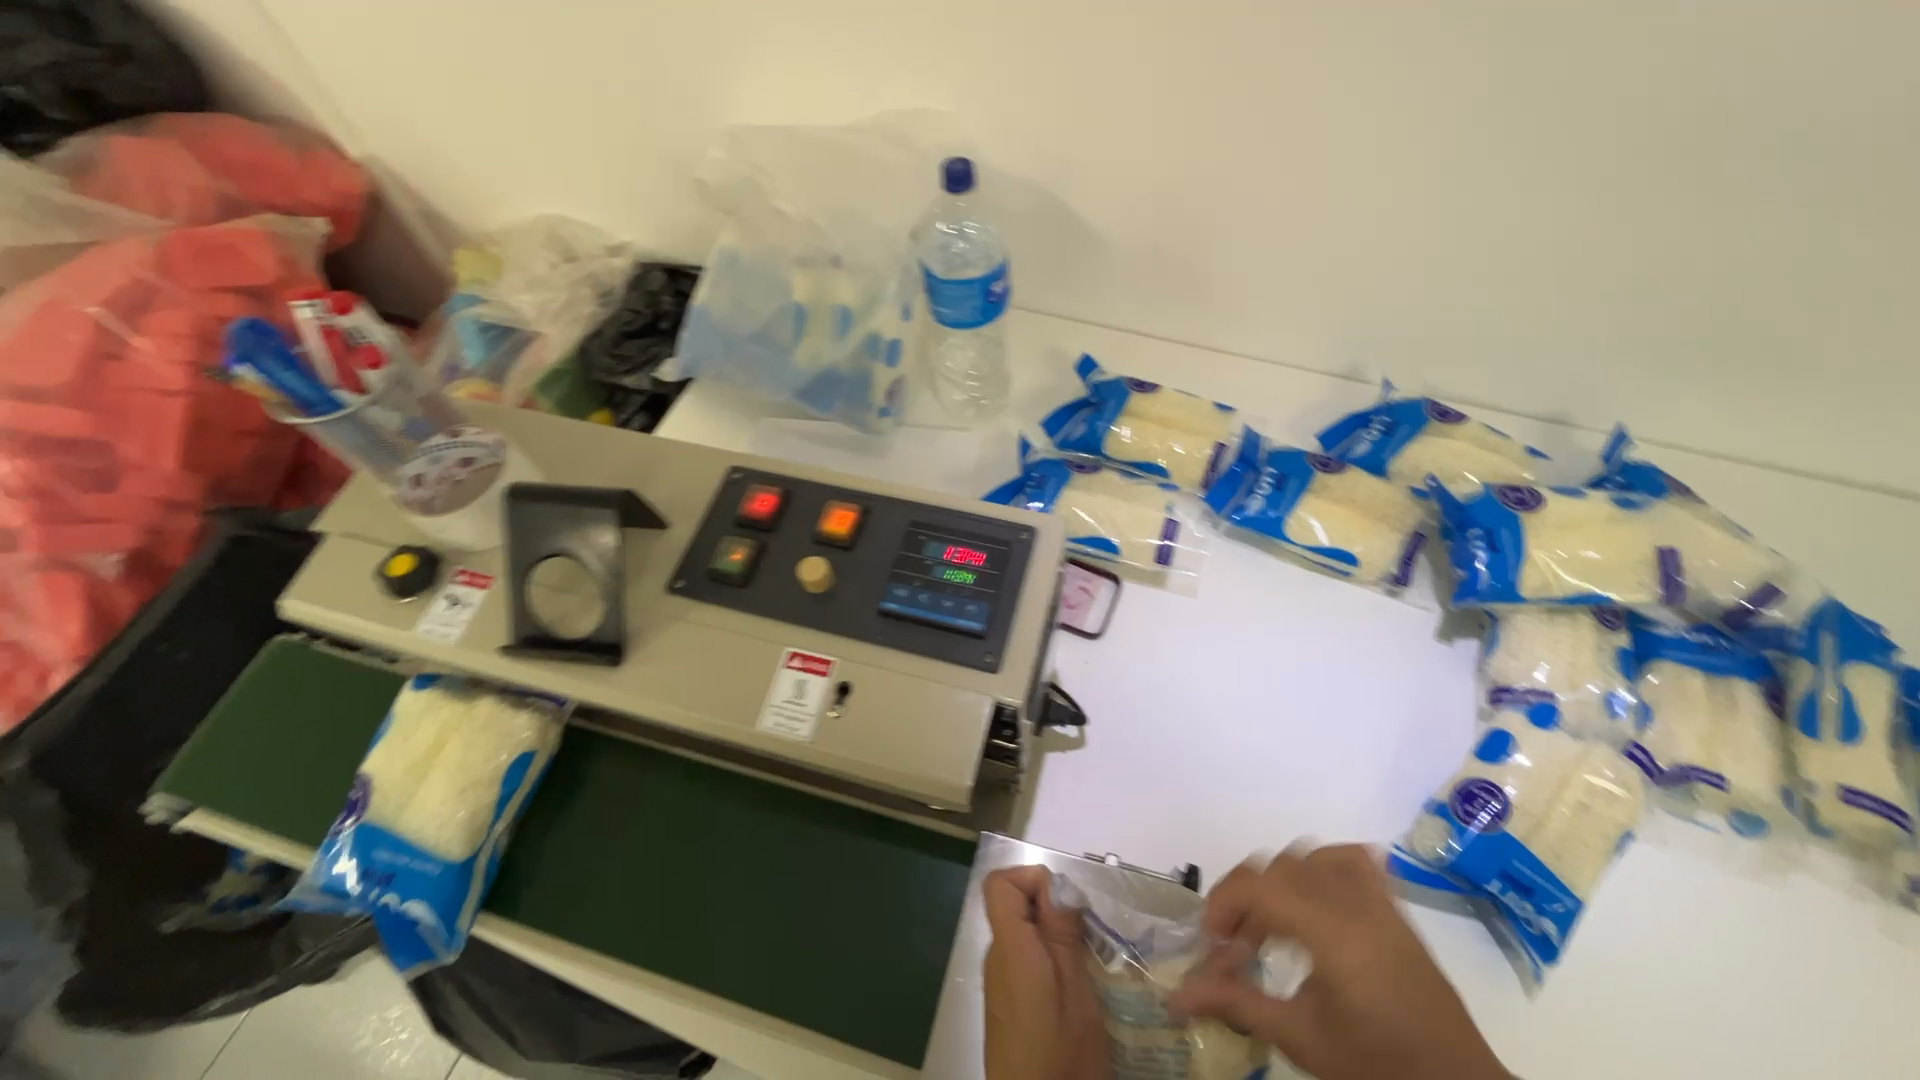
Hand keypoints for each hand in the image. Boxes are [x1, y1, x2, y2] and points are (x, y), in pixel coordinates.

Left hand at [982, 865, 1109, 1079]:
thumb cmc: (1061, 1057)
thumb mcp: (1076, 993)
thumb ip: (1063, 936)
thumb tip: (1057, 883)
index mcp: (1011, 949)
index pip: (999, 884)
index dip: (1032, 879)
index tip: (1068, 905)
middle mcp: (997, 957)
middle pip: (1014, 905)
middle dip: (1053, 909)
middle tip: (1090, 938)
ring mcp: (1000, 979)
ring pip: (1023, 932)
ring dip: (1056, 936)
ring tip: (1090, 964)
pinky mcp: (1007, 1000)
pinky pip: (1025, 958)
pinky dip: (1049, 959)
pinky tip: (1076, 987)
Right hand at [1169, 845, 1507, 1079]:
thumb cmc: (1376, 1065)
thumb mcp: (1300, 1038)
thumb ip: (1236, 1004)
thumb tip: (1176, 994)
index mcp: (1331, 930)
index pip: (1258, 884)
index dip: (1222, 904)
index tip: (1213, 946)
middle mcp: (1355, 903)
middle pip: (1279, 866)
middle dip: (1245, 897)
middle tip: (1236, 945)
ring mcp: (1381, 903)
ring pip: (1313, 857)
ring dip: (1281, 881)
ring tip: (1273, 927)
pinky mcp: (1397, 912)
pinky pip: (1355, 863)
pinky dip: (1324, 869)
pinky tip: (1316, 903)